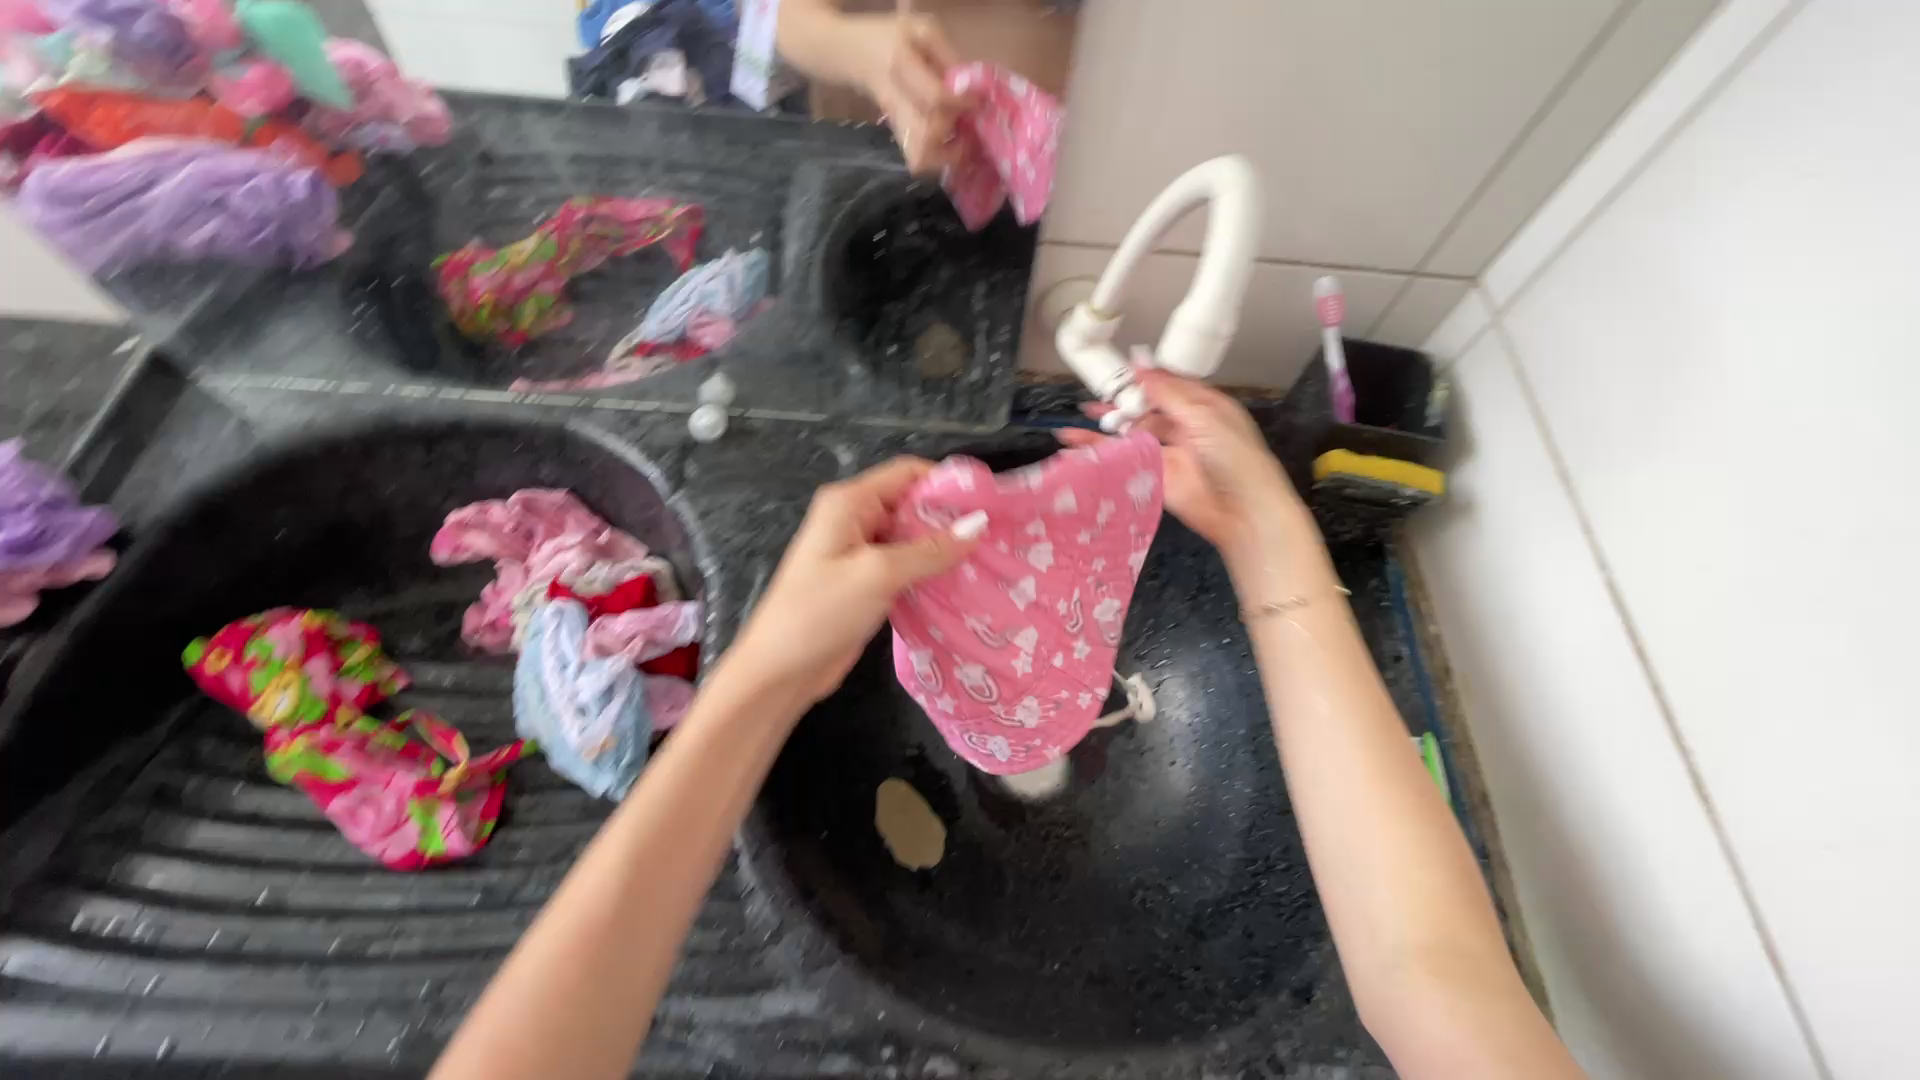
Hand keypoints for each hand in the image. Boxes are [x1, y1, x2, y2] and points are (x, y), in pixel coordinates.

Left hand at [720, 458, 983, 707]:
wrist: (780, 671)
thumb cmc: (820, 612)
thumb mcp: (878, 574)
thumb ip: (930, 549)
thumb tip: (979, 523)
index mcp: (849, 502)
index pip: (907, 474)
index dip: (947, 484)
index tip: (989, 503)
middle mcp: (854, 519)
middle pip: (912, 505)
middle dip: (950, 519)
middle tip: (996, 538)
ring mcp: (859, 553)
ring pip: (912, 539)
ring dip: (943, 549)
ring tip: (987, 562)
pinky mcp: (866, 583)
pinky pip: (906, 567)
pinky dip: (930, 573)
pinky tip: (961, 585)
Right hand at [851, 13, 969, 175]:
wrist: (855, 53)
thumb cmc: (893, 37)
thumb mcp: (922, 29)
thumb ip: (946, 56)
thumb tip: (969, 88)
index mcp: (899, 66)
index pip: (934, 98)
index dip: (961, 104)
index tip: (976, 101)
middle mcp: (894, 101)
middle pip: (925, 136)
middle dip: (955, 137)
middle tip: (970, 126)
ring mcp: (894, 123)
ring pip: (918, 157)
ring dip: (946, 157)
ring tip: (962, 142)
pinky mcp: (897, 136)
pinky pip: (917, 158)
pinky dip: (938, 159)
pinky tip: (951, 144)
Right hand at [1059, 368, 1311, 573]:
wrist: (1243, 512)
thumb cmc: (1233, 457)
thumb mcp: (1203, 416)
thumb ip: (1166, 392)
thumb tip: (1139, 363)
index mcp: (1203, 405)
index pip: (1169, 384)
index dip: (1144, 377)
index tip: (1117, 369)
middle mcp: (1184, 425)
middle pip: (1147, 408)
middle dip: (1122, 401)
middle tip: (1095, 394)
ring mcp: (1167, 452)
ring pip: (1133, 433)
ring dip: (1109, 425)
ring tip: (1081, 415)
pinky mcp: (1153, 476)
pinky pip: (1125, 460)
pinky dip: (1103, 453)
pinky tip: (1079, 446)